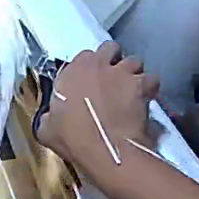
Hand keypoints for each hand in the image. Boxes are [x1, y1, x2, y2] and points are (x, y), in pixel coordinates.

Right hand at [38, 43, 156, 169]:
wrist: (105, 149)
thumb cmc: (72, 138)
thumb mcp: (46, 128)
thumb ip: (49, 115)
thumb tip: (50, 117)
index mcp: (73, 70)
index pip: (84, 56)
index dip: (89, 68)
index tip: (89, 82)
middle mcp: (98, 64)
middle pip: (110, 48)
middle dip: (113, 60)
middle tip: (113, 79)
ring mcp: (122, 72)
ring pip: (134, 61)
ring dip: (133, 73)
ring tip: (132, 89)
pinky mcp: (143, 85)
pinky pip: (151, 79)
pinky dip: (150, 88)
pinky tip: (146, 100)